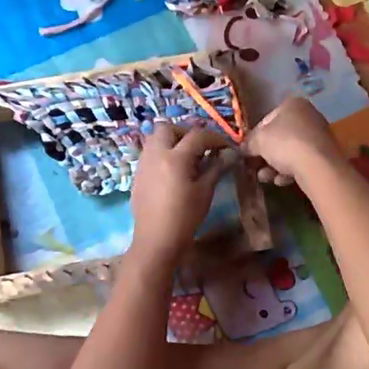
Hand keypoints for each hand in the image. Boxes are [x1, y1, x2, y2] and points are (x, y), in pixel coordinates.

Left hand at [128, 124, 230, 262]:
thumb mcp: (205, 191)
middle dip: (187, 132)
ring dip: (173, 140)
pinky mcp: (138, 174)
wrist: (156, 240)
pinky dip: (163, 153)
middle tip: (202, 147)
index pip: (198, 136)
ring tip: (188, 157)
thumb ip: (216, 167)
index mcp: (175, 158)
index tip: (227, 148)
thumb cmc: (185, 217)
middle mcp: (156, 154)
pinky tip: (174, 170)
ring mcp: (143, 163)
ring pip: (155, 138)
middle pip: (168, 128)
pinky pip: (150, 152)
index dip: (215, 138)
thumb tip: (231, 154)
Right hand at [244, 97, 341, 187]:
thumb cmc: (285, 144)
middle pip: (280, 136)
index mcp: (294, 104)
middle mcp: (309, 116)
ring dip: (275, 166)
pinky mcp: (325, 155)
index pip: (267, 119)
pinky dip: (291, 171)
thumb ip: (249, 143)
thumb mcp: (259, 140)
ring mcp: (319, 136)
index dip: (255, 136)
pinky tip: (282, 181)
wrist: (317, 166)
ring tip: (265, 177)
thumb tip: (245, 148)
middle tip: (256, 167)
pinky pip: (303, 161)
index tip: (249, 150)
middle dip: (266, 154)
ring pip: (291, 151)